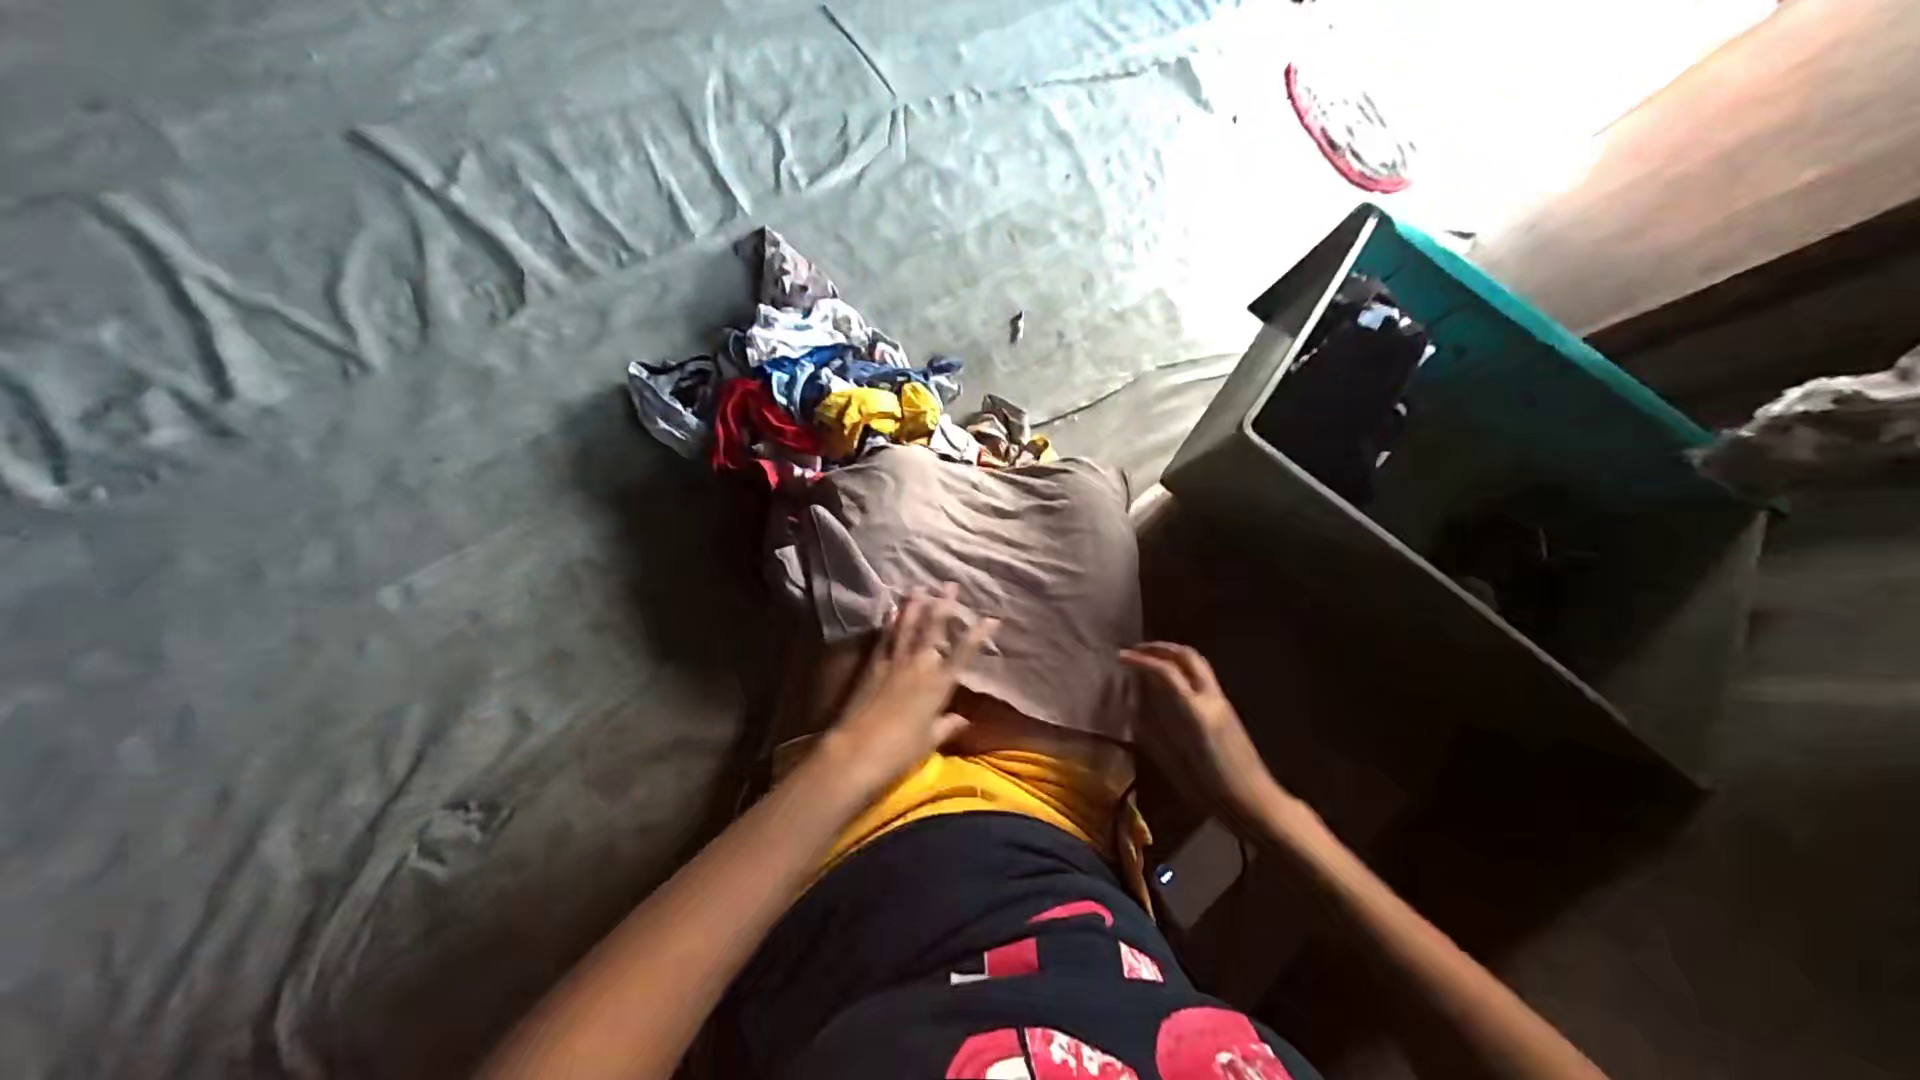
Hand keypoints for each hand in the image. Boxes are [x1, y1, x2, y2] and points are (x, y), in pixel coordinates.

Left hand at [823, 584, 997, 795]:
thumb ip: (947, 726)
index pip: (963, 654)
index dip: (978, 635)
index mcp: (938, 685)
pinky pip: (884, 639)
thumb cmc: (900, 751)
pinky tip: (891, 610)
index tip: (991, 618)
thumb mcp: (930, 740)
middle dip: (944, 605)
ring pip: (907, 628)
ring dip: (915, 606)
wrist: (857, 750)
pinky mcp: (872, 666)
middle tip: (950, 584)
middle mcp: (918, 667)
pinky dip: (889, 623)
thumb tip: (963, 719)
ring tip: (920, 587)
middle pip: (933, 630)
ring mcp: (893, 663)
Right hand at [1120, 642, 1286, 830]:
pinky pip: (1202, 677)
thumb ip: (1152, 726)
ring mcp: (1221, 701)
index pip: (1165, 670)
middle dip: (1160, 648)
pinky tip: (1169, 683)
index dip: (1141, 660)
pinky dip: (1183, 669)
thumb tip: (1135, 702)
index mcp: (1194, 711)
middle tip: (1137, 651)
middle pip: (1186, 656)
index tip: (1120, 657)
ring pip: (1197, 663)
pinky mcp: (1227, 709)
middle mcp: (1210, 698)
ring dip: (1173, 655)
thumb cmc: (1208, 788)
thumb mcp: (1170, 760)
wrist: (1254, 801)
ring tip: (1151, 660)